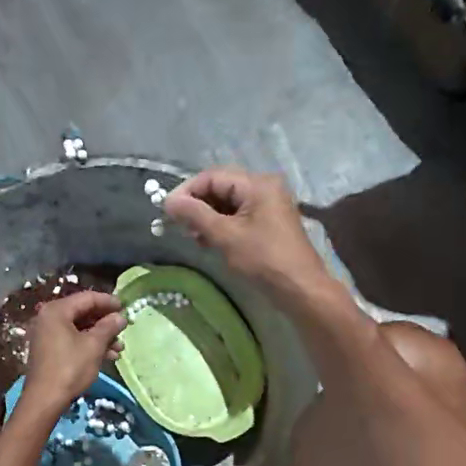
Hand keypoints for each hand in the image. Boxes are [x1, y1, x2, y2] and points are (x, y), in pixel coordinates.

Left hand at [20, 291, 125, 414]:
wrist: (45, 399)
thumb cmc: (70, 367)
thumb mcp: (93, 345)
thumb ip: (108, 327)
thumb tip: (120, 317)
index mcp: (57, 311)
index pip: (87, 298)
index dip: (108, 302)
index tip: (125, 307)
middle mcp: (49, 318)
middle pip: (83, 313)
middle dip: (105, 322)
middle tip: (123, 330)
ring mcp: (47, 334)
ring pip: (79, 328)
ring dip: (100, 336)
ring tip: (119, 348)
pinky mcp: (49, 350)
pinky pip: (72, 340)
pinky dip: (89, 345)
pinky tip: (107, 356)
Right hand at [163, 169, 330, 295]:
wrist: (299, 288)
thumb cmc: (262, 260)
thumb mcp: (225, 236)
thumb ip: (195, 215)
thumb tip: (168, 201)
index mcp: (257, 184)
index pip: (211, 177)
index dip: (186, 191)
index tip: (166, 211)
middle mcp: (264, 187)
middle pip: (219, 187)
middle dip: (196, 205)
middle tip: (177, 225)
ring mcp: (267, 204)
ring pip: (227, 202)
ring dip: (206, 217)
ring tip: (193, 236)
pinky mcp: (267, 221)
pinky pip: (237, 215)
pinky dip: (220, 225)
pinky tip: (208, 241)